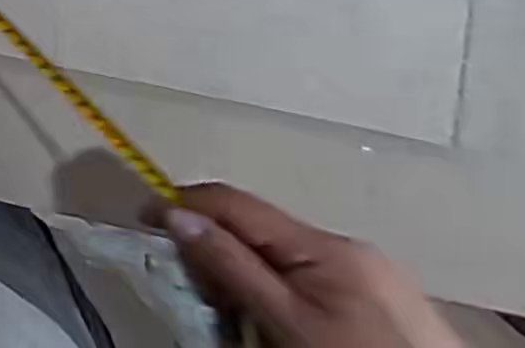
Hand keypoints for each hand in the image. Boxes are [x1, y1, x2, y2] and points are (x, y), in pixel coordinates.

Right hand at [150, 183, 462, 347]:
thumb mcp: (288, 323)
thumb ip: (230, 264)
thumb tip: (173, 214)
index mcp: (327, 246)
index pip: (232, 201)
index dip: (180, 203)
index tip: (142, 218)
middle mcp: (348, 246)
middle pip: (253, 224)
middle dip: (213, 242)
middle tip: (193, 278)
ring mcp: (370, 272)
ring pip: (276, 249)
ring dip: (240, 265)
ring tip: (231, 301)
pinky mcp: (381, 298)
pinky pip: (304, 272)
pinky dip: (272, 282)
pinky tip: (270, 310)